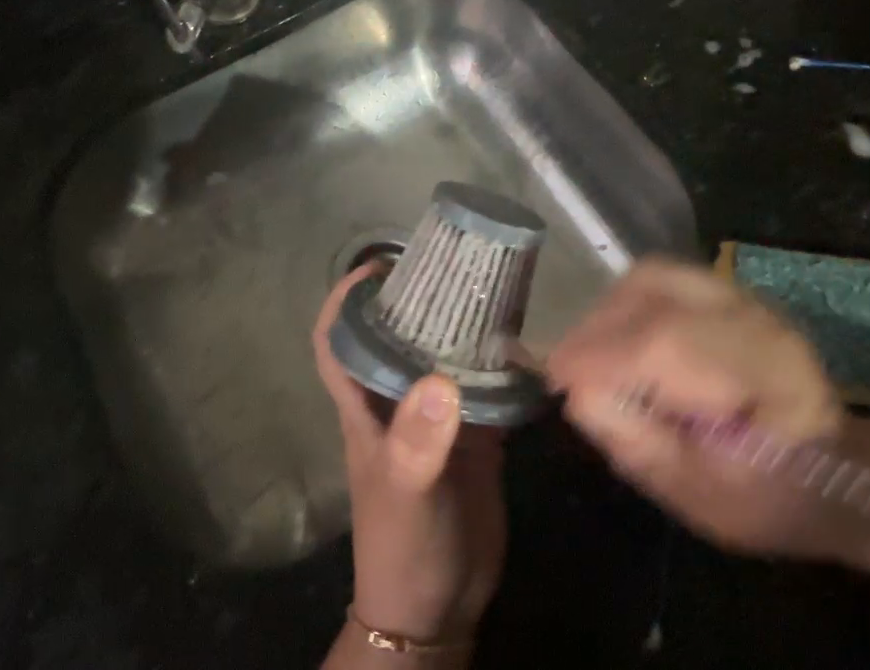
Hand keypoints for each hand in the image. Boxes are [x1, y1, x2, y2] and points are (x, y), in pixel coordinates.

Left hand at [313, 264, 506, 642]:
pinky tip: (530, 345)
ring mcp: (439, 418)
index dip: (344, 303)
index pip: (340, 344)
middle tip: (455, 264)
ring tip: (496, 288)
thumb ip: (418, 442)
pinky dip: (503, 367)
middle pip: (398, 338)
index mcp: (367, 407)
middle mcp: (399, 402)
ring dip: (463, 328)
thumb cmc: (404, 545)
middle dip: (418, 301)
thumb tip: (440, 382)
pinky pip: (487, 388)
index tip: (376, 268)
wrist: (438, 605)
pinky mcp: (476, 436)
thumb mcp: (406, 492)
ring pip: (444, 358)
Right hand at [547, 258, 849, 559]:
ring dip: (605, 311)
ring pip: (653, 277)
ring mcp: (742, 297)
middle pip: (656, 294)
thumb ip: (637, 443)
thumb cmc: (771, 497)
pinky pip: (658, 279)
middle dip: (596, 330)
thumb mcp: (701, 495)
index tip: (555, 380)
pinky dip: (622, 302)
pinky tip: (611, 337)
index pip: (669, 343)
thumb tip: (577, 393)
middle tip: (563, 371)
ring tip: (585, 354)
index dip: (601, 355)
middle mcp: (756, 320)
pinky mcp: (724, 292)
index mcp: (767, 375)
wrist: (836, 471)